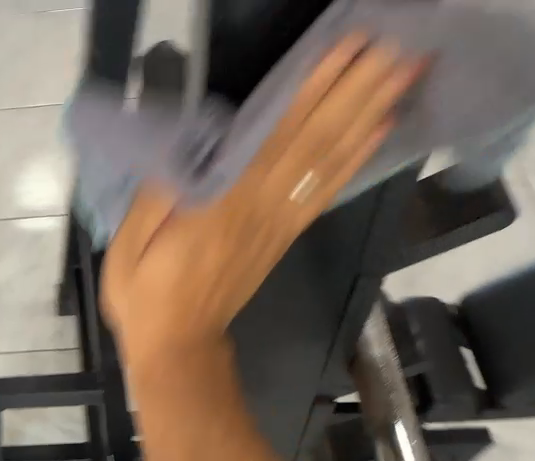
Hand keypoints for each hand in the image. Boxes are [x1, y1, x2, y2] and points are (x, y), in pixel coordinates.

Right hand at [101, 36, 423, 375]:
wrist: (178, 346)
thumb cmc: (146, 299)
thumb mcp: (128, 251)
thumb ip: (154, 199)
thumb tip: (182, 149)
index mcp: (221, 207)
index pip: (275, 138)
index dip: (313, 92)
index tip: (347, 47)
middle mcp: (261, 208)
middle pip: (315, 140)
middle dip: (356, 88)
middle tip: (398, 40)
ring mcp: (278, 223)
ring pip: (328, 160)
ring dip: (368, 112)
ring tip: (405, 68)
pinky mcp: (284, 236)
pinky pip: (325, 190)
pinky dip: (356, 157)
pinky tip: (381, 127)